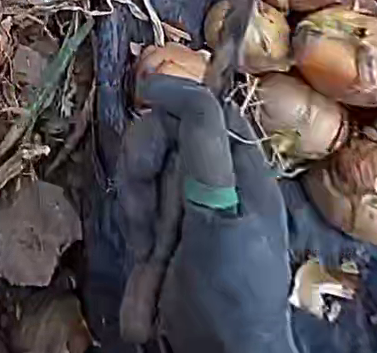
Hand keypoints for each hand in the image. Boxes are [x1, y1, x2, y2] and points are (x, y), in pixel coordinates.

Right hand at [116, 75, 297, 352]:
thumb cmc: (231, 291)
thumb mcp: (219, 213)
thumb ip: (202, 144)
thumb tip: (172, 84)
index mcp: (241, 163)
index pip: (200, 107)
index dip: (172, 101)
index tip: (142, 96)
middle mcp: (216, 173)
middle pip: (164, 134)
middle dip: (146, 174)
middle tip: (149, 222)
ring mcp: (191, 200)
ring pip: (145, 168)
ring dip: (138, 210)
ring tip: (150, 255)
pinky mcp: (169, 224)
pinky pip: (138, 203)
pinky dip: (135, 232)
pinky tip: (147, 269)